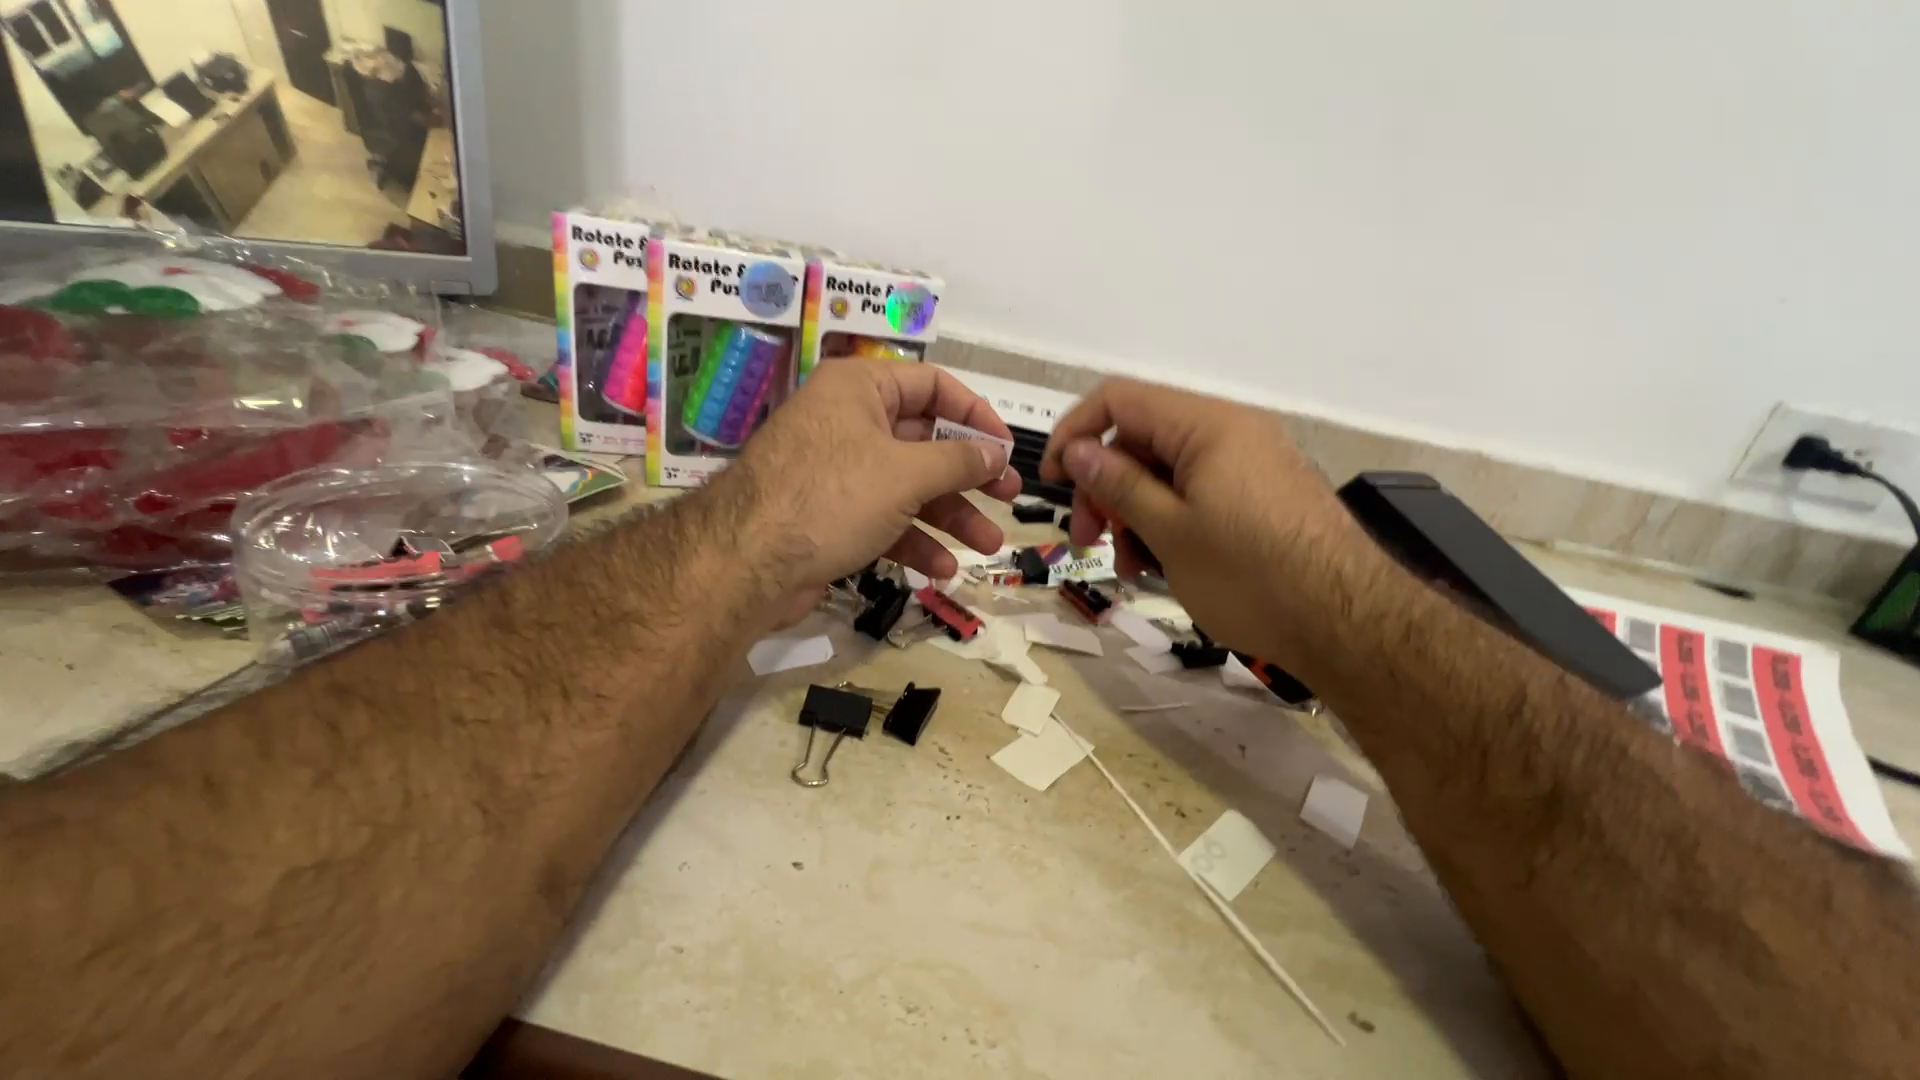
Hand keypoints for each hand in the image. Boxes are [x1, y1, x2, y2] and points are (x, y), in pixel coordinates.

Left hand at [711, 359, 1020, 617]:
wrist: (747, 562)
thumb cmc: (831, 497)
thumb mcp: (905, 474)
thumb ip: (958, 461)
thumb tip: (996, 453)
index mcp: (860, 389)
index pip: (932, 386)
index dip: (975, 416)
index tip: (1006, 449)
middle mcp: (848, 422)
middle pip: (924, 442)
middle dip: (969, 476)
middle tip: (1008, 499)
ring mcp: (837, 472)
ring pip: (908, 487)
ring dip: (949, 516)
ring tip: (987, 545)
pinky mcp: (830, 515)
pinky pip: (883, 519)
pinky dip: (913, 541)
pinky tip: (941, 569)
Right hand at [1039, 378, 1372, 666]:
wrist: (1348, 623)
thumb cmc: (1250, 575)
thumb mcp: (1170, 531)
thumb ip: (1118, 484)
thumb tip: (1078, 450)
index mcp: (1207, 425)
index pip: (1120, 399)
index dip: (1075, 432)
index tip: (1052, 480)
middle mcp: (1230, 432)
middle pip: (1141, 439)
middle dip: (1103, 486)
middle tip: (1085, 538)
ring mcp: (1250, 464)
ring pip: (1167, 472)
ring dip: (1134, 512)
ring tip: (1127, 564)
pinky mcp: (1262, 496)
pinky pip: (1198, 493)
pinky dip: (1169, 521)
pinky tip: (1159, 564)